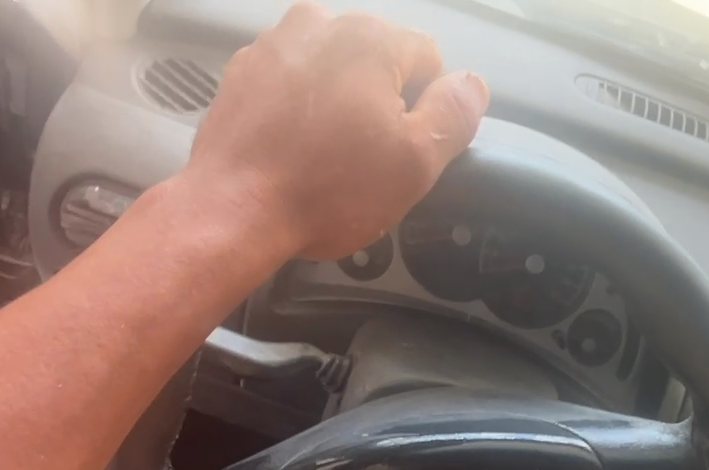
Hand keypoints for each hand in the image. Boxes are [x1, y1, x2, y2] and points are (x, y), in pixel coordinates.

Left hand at [185, 3, 489, 260]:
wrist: (235, 209)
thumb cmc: (330, 191)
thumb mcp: (414, 165)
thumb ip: (453, 117)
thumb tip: (473, 83)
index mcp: (371, 38)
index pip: (428, 62)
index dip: (425, 113)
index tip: (403, 156)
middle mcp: (321, 22)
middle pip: (377, 64)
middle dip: (380, 107)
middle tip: (365, 166)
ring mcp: (274, 44)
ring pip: (332, 73)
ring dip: (339, 108)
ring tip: (326, 162)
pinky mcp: (242, 73)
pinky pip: (291, 86)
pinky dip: (299, 113)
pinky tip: (293, 153)